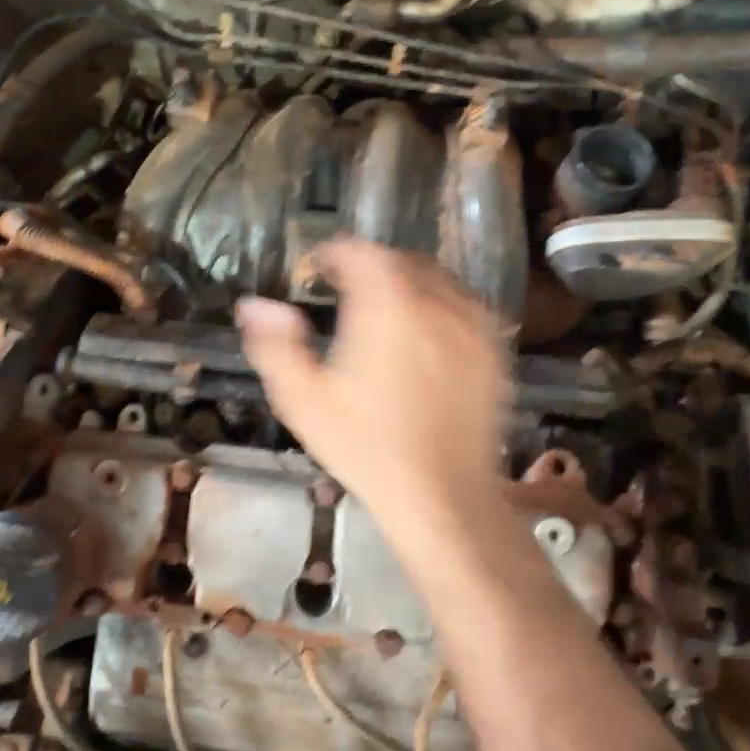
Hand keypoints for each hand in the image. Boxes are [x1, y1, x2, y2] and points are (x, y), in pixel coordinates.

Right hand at [235, 238, 513, 520]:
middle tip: (347, 286)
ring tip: (386, 306)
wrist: (442, 497)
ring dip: (408, 281)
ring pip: (438, 279)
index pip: (362, 252)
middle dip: (372, 265)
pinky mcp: (495, 351)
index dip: (335, 254)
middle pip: (402, 260)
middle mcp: (435, 303)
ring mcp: (472, 326)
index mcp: (388, 306)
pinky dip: (441, 305)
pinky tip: (426, 332)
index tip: (318, 269)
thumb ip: (274, 345)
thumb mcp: (303, 400)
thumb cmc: (366, 448)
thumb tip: (255, 305)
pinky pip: (466, 307)